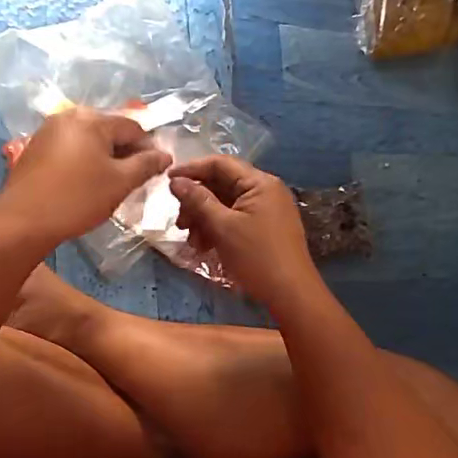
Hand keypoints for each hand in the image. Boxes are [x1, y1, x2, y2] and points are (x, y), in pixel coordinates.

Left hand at [0, 108, 171, 246]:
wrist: (23, 221)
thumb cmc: (77, 199)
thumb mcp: (119, 183)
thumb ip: (146, 165)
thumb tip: (164, 155)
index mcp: (92, 119)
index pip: (133, 127)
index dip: (149, 147)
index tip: (157, 169)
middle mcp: (68, 116)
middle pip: (109, 130)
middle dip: (126, 152)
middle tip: (136, 179)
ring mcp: (48, 131)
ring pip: (88, 140)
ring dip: (104, 157)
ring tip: (113, 183)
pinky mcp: (35, 149)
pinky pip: (70, 148)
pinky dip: (84, 161)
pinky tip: (87, 183)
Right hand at [168, 156, 317, 305]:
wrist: (290, 294)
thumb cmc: (256, 256)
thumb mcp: (222, 227)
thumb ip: (198, 200)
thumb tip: (176, 181)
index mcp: (260, 183)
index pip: (220, 164)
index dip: (191, 170)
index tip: (166, 181)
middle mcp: (265, 190)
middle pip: (221, 185)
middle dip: (196, 202)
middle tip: (180, 223)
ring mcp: (267, 209)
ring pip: (226, 204)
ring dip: (204, 219)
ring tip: (192, 241)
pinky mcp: (265, 227)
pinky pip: (235, 219)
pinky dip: (217, 228)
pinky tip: (205, 247)